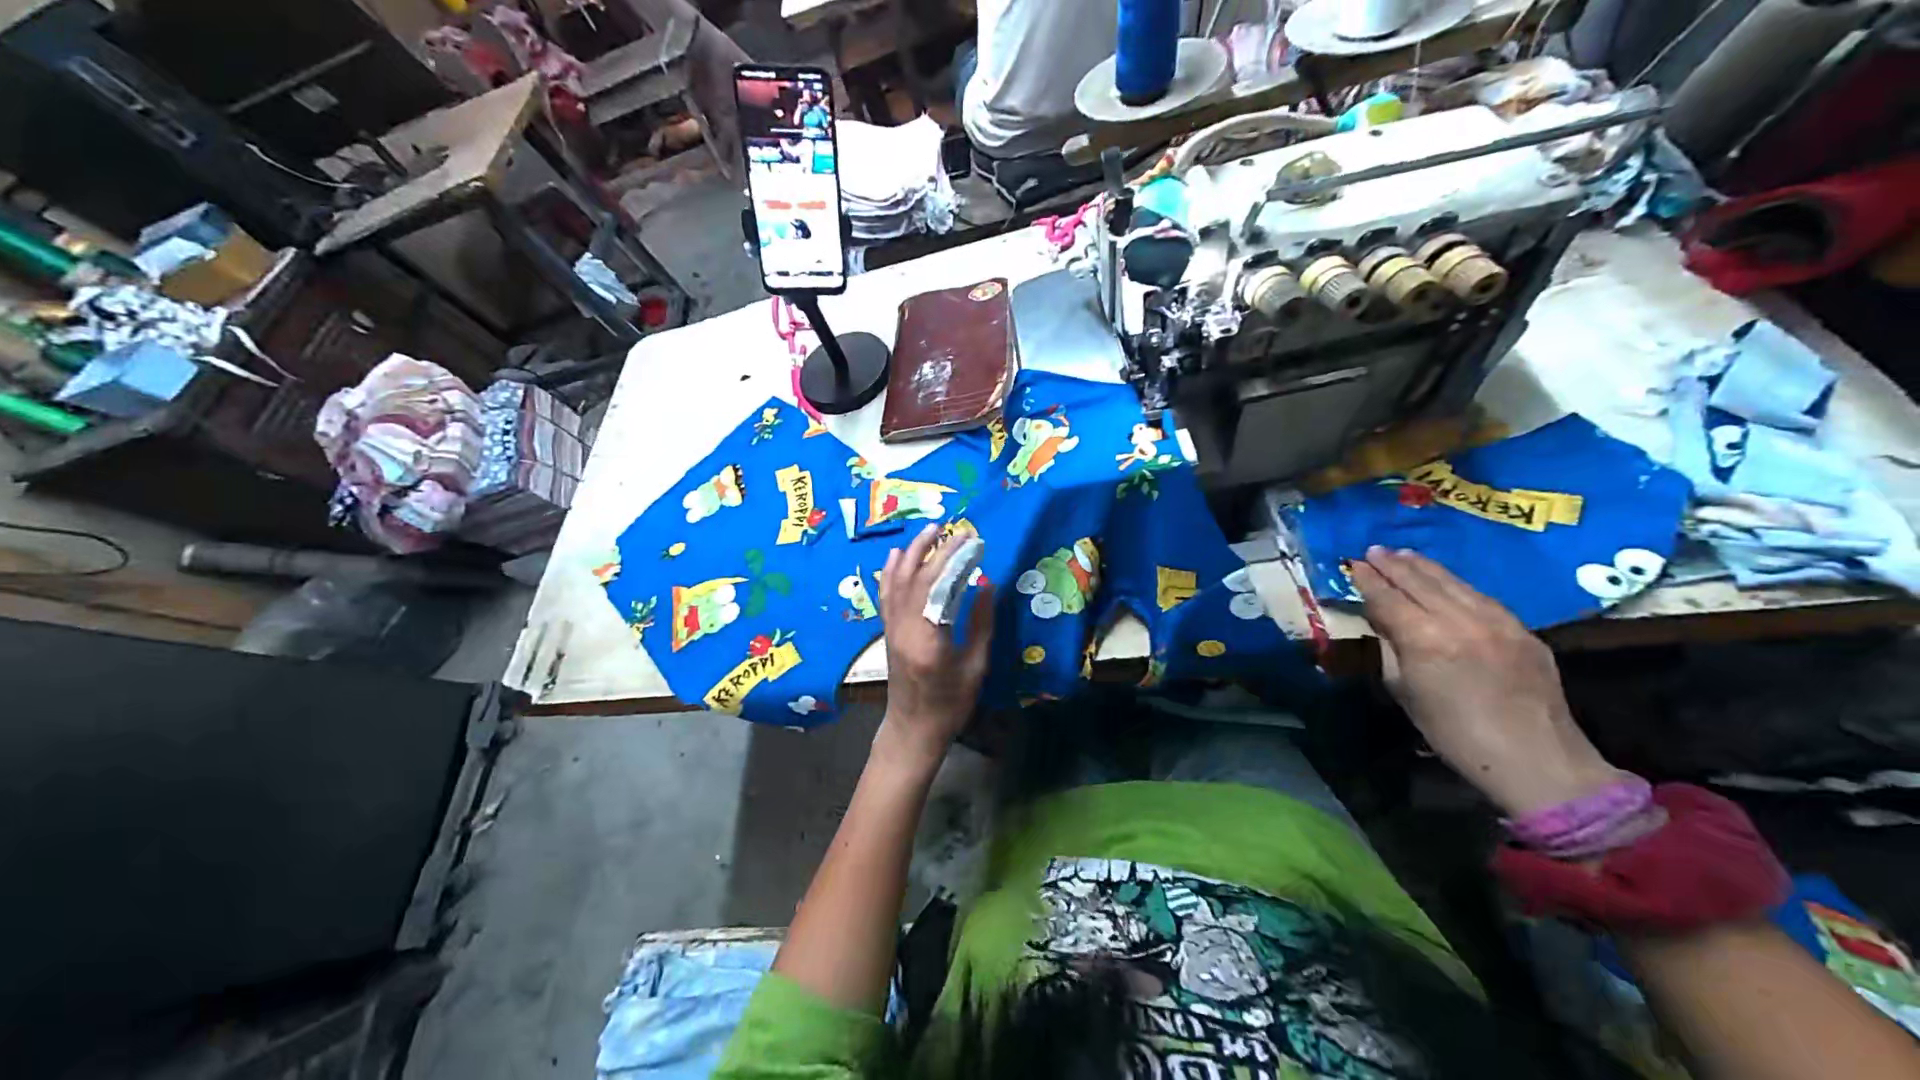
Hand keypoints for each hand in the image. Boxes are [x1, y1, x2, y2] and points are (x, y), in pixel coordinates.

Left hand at [875, 522, 995, 769]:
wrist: (913, 729)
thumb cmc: (950, 703)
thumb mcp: (975, 666)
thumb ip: (980, 623)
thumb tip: (986, 583)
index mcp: (929, 637)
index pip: (939, 585)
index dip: (955, 558)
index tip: (973, 540)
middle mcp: (904, 627)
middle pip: (918, 577)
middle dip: (938, 549)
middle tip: (958, 530)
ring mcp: (892, 628)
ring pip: (898, 581)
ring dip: (912, 552)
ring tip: (929, 530)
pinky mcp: (887, 631)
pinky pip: (886, 594)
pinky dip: (891, 572)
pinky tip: (896, 556)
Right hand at [1350, 546, 1620, 817]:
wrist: (1534, 758)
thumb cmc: (1452, 732)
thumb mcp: (1404, 691)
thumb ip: (1391, 648)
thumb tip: (1381, 620)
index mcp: (1424, 638)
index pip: (1388, 597)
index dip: (1369, 580)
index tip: (1354, 564)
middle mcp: (1460, 619)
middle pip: (1420, 581)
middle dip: (1394, 565)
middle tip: (1374, 550)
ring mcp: (1497, 620)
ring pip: (1453, 582)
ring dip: (1424, 567)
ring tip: (1404, 554)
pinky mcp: (1522, 629)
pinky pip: (1481, 596)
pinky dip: (1456, 583)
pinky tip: (1446, 579)